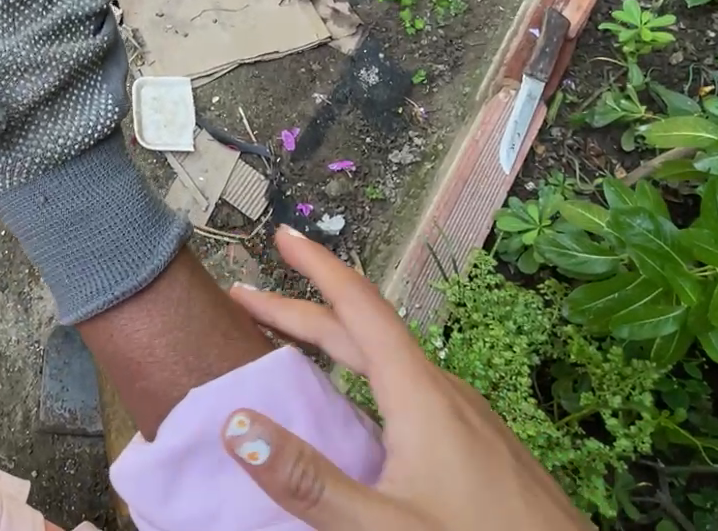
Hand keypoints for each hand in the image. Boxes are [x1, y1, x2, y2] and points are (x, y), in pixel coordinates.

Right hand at [219, 227, 589, 530]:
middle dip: (301, 309)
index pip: (360, 307)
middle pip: (363, 332)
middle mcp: (444, 393)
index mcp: (420, 394)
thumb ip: (309, 481)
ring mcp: (469, 421)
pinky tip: (357, 413)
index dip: (318, 267)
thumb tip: (235, 422)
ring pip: (388, 362)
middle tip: (247, 301)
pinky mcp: (482, 450)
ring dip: (333, 343)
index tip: (283, 235)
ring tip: (291, 348)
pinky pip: (407, 391)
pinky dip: (362, 376)